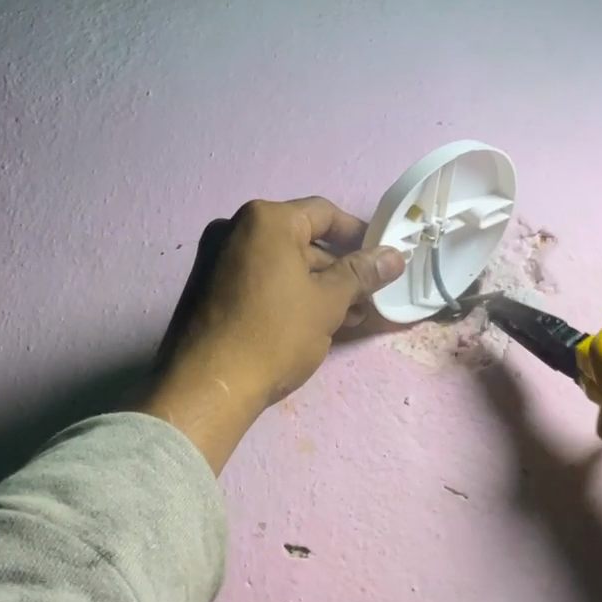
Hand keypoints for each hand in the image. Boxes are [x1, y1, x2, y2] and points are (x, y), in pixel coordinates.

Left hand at [142, 197, 404, 471]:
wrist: (208, 387)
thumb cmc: (274, 335)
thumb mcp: (328, 302)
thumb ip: (362, 273)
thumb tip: (394, 255)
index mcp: (265, 220)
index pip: (324, 213)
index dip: (359, 235)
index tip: (381, 259)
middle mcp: (234, 228)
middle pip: (300, 239)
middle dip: (337, 269)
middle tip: (367, 297)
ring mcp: (216, 258)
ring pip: (280, 263)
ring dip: (315, 285)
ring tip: (347, 317)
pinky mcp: (207, 287)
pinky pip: (258, 279)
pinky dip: (286, 293)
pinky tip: (311, 323)